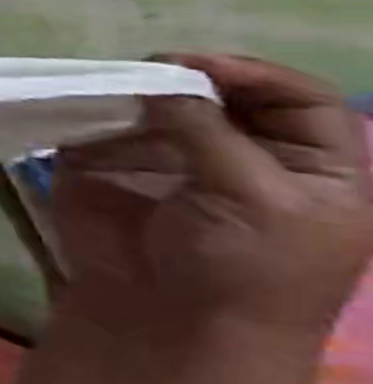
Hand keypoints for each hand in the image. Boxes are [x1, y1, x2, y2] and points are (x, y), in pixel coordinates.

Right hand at [54, 53, 372, 344]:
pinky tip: (76, 102)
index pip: (297, 97)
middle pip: (219, 92)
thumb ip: (210, 129)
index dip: (254, 74)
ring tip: (106, 87)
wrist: (164, 317)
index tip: (194, 65)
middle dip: (185, 76)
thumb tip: (159, 76)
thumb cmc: (244, 266)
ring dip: (130, 89)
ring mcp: (165, 156)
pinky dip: (84, 107)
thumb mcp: (256, 196)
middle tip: (145, 70)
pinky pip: (94, 122)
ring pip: (151, 101)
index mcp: (309, 167)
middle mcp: (238, 153)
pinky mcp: (104, 161)